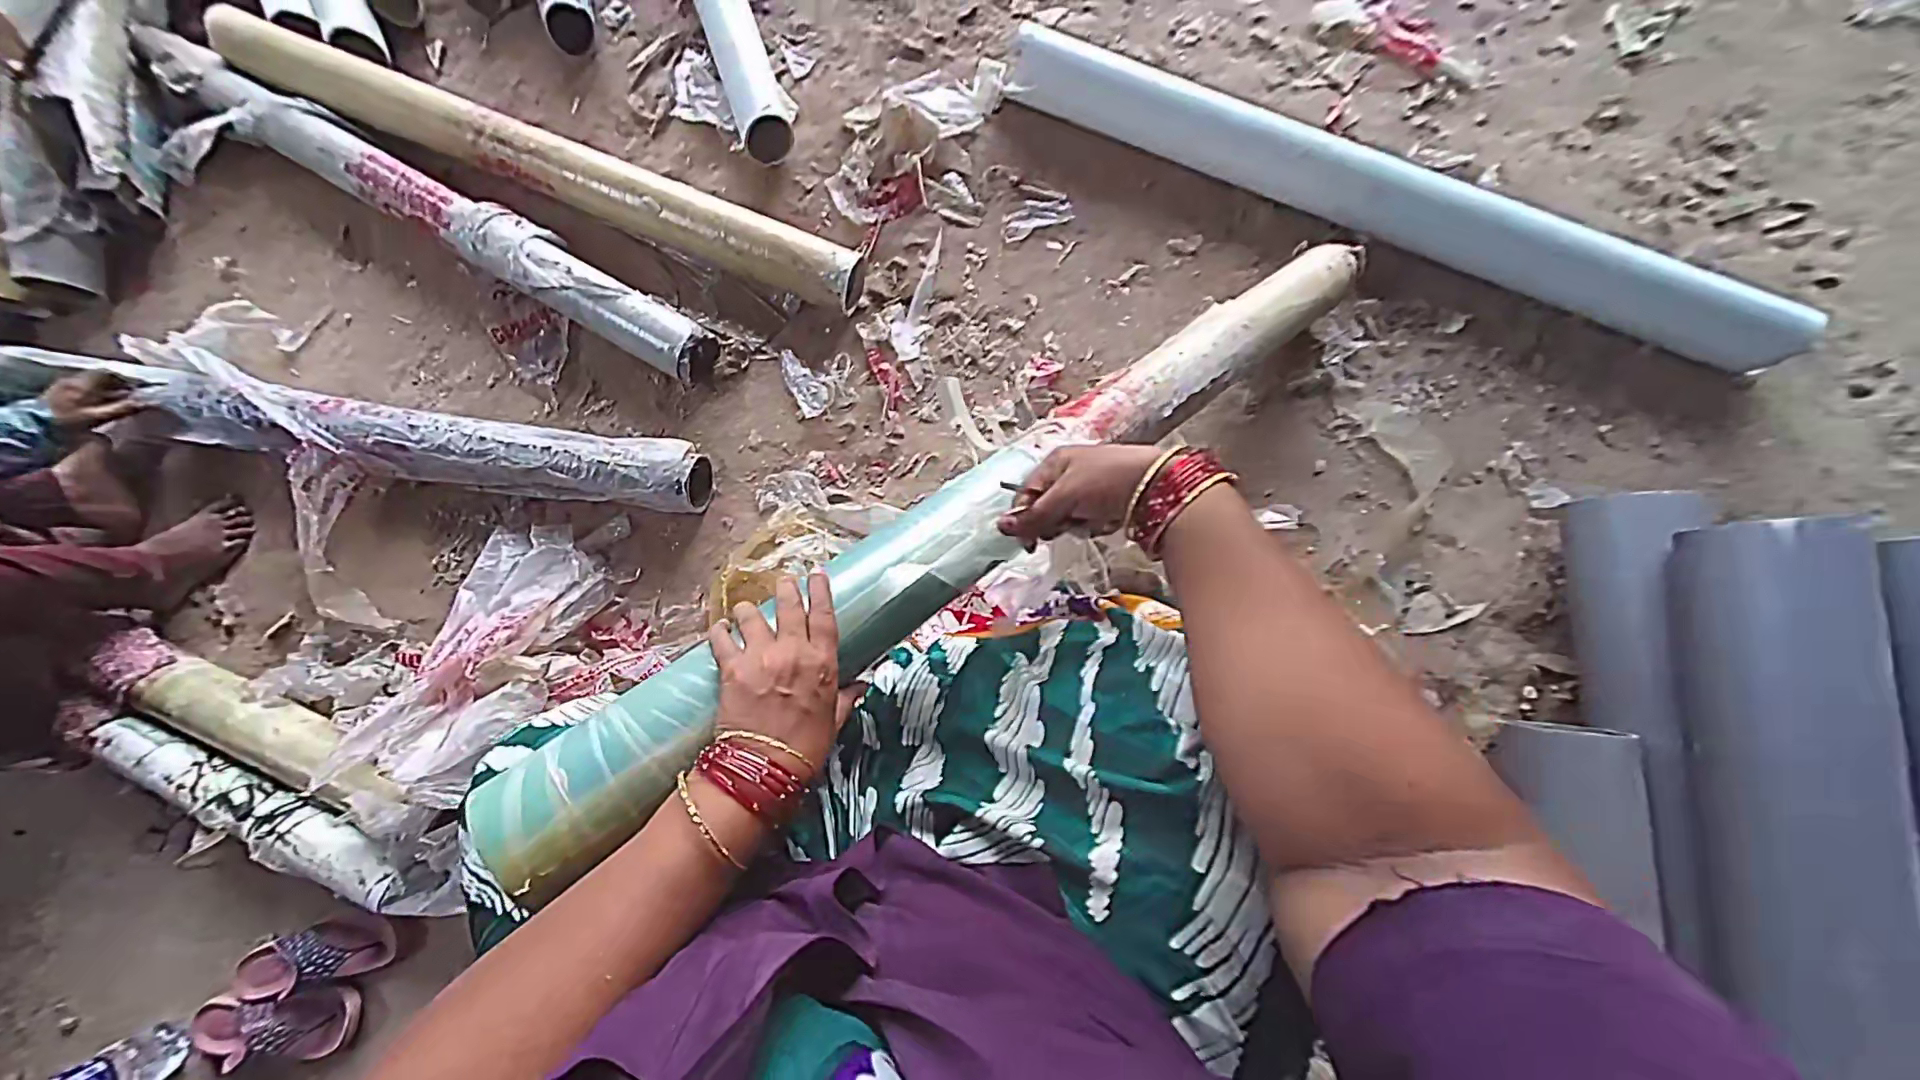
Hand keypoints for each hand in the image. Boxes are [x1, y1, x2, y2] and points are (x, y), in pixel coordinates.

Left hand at [43, 373, 145, 431]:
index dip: (125, 378)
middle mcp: (72, 380)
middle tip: (132, 393)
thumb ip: (124, 408)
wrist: (33, 425)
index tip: (139, 386)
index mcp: (83, 384)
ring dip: (106, 387)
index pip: (108, 372)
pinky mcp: (56, 390)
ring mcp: (62, 384)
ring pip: (90, 380)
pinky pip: (81, 385)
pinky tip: (99, 400)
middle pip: (99, 376)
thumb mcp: (99, 416)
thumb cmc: (68, 421)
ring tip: (119, 398)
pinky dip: (94, 390)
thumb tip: (149, 403)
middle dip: (117, 383)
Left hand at [707, 573, 864, 783]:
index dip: (821, 591)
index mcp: (822, 663)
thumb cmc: (806, 747)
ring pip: (752, 616)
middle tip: (784, 581)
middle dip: (786, 589)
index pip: (824, 616)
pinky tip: (719, 627)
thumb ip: (846, 698)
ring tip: (744, 609)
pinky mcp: (732, 668)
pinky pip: (722, 639)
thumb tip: (862, 685)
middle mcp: (793, 652)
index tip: (817, 574)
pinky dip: (719, 631)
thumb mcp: (834, 720)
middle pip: (789, 607)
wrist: (763, 768)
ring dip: (748, 610)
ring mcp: (761, 657)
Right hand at [996, 443, 1167, 549]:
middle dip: (1054, 521)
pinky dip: (1094, 525)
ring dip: (1076, 524)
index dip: (1024, 517)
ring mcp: (1089, 486)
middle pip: (1045, 507)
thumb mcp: (1065, 497)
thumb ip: (1034, 515)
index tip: (1029, 542)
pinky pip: (1088, 520)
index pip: (1025, 493)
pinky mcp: (1107, 501)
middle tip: (1067, 524)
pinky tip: (1107, 522)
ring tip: (1093, 520)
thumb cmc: (1106, 481)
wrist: (1158, 484)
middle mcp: (1069, 471)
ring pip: (1067, 517)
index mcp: (1055, 461)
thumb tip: (1001, 527)